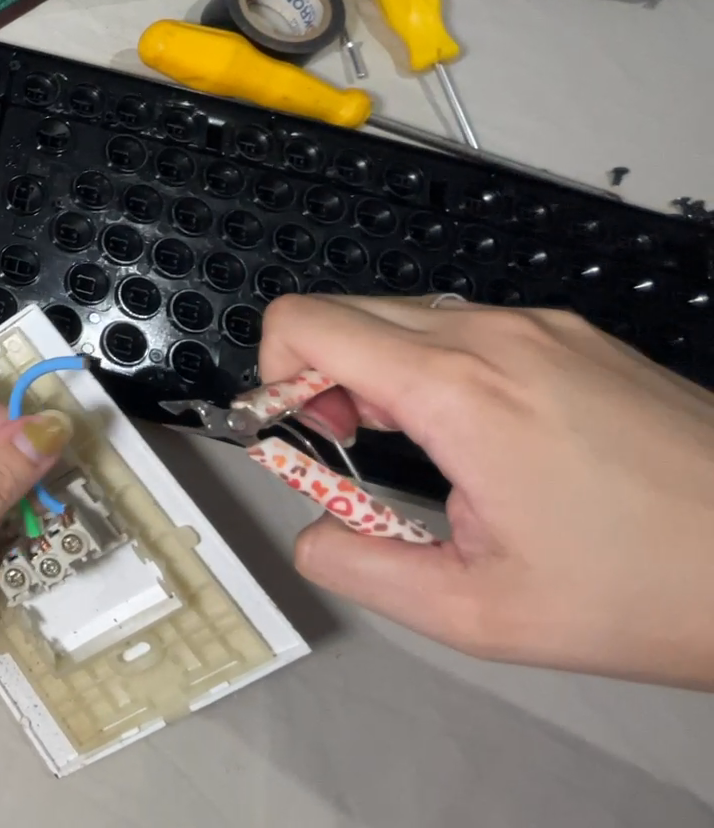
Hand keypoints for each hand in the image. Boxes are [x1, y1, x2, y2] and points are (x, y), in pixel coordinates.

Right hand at [261, 294, 713, 689]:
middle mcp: (490, 333)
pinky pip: (450, 325)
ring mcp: (537, 326)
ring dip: (368, 369)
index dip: (272, 376)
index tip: (309, 435)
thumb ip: (354, 566)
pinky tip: (474, 428)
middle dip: (313, 374)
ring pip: (390, 315)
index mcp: (454, 387)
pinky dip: (422, 364)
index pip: (299, 324)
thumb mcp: (477, 613)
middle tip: (354, 443)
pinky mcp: (570, 334)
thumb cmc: (653, 593)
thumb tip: (311, 534)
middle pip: (333, 312)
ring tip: (417, 441)